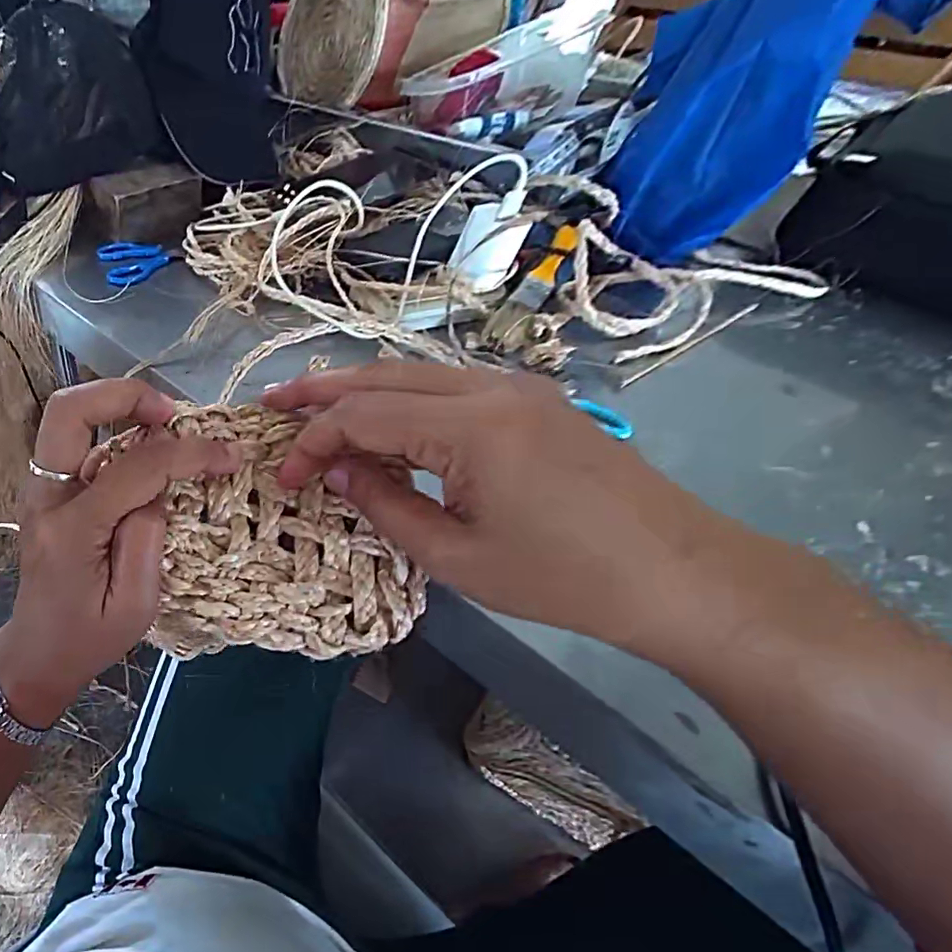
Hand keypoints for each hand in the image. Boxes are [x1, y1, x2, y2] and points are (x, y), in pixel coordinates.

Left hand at [0, 380, 240, 726]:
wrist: (37, 653)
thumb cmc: (89, 638)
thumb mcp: (137, 604)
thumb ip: (149, 536)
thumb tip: (160, 483)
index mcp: (72, 530)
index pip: (135, 469)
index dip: (188, 454)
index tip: (229, 454)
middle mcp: (45, 497)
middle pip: (68, 411)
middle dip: (124, 394)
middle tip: (171, 413)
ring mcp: (39, 490)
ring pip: (66, 417)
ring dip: (116, 405)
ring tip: (163, 423)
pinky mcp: (45, 492)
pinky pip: (74, 441)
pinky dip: (111, 428)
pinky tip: (143, 447)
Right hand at [265, 361, 770, 660]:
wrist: (679, 572)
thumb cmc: (563, 578)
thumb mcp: (455, 557)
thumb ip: (385, 505)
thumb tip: (336, 473)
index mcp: (470, 426)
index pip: (362, 417)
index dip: (313, 443)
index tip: (286, 479)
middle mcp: (489, 387)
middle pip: (382, 376)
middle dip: (321, 391)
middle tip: (272, 404)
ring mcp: (515, 388)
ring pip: (414, 373)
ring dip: (360, 389)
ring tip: (312, 406)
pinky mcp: (531, 401)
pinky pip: (448, 387)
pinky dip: (401, 399)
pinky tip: (382, 419)